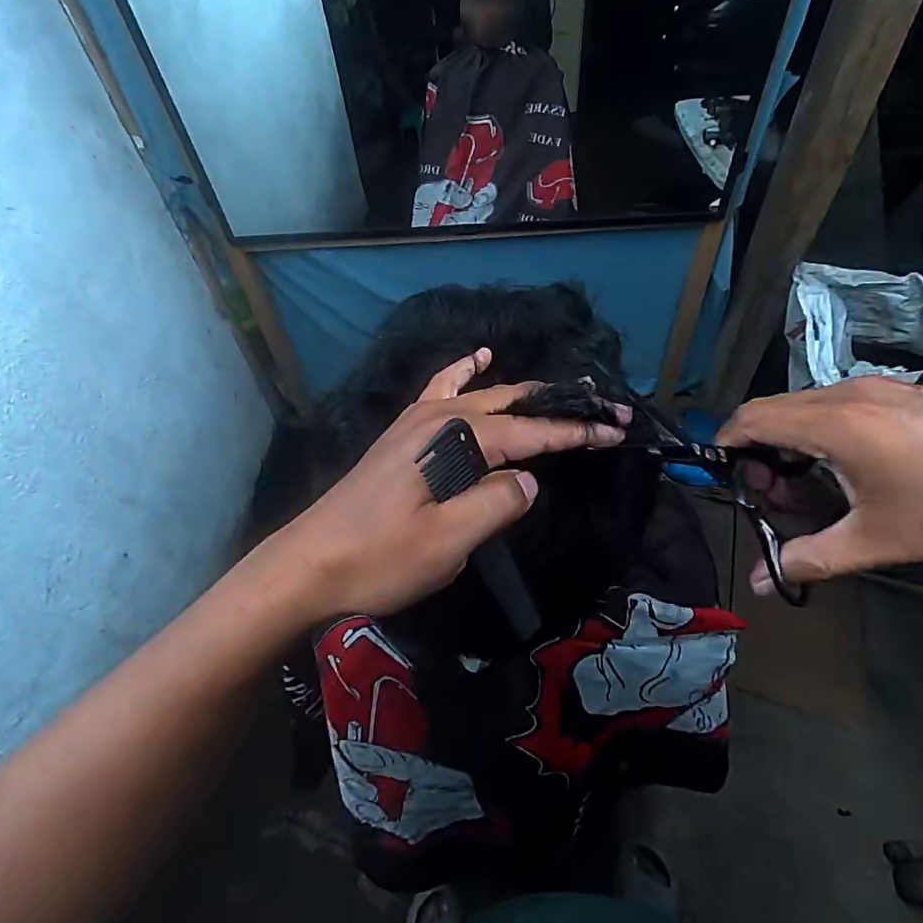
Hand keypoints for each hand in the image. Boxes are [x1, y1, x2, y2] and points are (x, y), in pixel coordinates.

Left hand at [236, 349, 625, 623]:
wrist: (306, 565)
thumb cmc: (378, 558)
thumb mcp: (447, 542)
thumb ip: (496, 505)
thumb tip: (529, 481)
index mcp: (456, 439)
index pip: (532, 433)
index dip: (577, 434)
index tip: (616, 432)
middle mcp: (441, 416)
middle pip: (516, 404)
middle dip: (563, 409)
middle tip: (604, 413)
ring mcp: (419, 420)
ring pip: (486, 394)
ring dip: (528, 395)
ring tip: (563, 395)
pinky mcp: (405, 432)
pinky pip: (442, 388)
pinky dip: (466, 371)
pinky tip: (480, 357)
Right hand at [718, 376, 922, 593]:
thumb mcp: (881, 542)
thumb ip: (811, 559)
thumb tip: (763, 582)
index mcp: (836, 419)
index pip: (751, 416)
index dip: (726, 446)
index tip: (723, 481)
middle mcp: (854, 390)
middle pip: (779, 411)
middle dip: (763, 456)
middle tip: (777, 505)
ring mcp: (888, 387)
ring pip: (814, 410)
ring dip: (799, 448)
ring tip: (821, 497)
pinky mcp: (914, 395)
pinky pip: (848, 408)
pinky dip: (831, 438)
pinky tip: (863, 477)